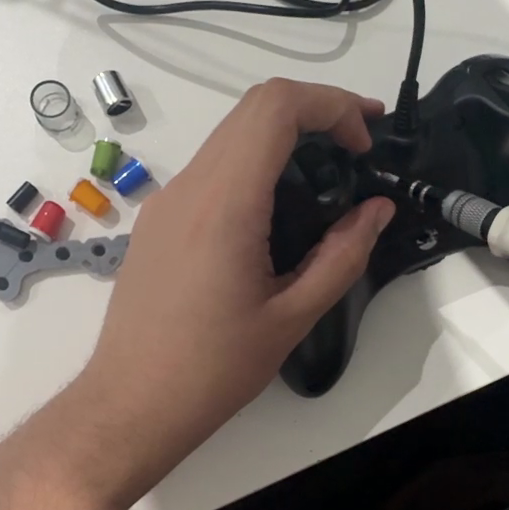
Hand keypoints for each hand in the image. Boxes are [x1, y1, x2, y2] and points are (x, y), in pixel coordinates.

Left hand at [76, 79, 395, 502]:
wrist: (131, 404)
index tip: (364, 145)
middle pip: (254, 109)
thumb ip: (343, 255)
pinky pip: (211, 170)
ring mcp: (165, 202)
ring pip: (230, 137)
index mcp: (224, 204)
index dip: (332, 105)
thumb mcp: (292, 317)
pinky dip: (254, 167)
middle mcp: (188, 187)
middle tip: (361, 149)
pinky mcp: (157, 221)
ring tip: (327, 181)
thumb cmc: (213, 370)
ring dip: (284, 140)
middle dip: (316, 113)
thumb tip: (378, 209)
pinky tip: (278, 213)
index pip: (276, 107)